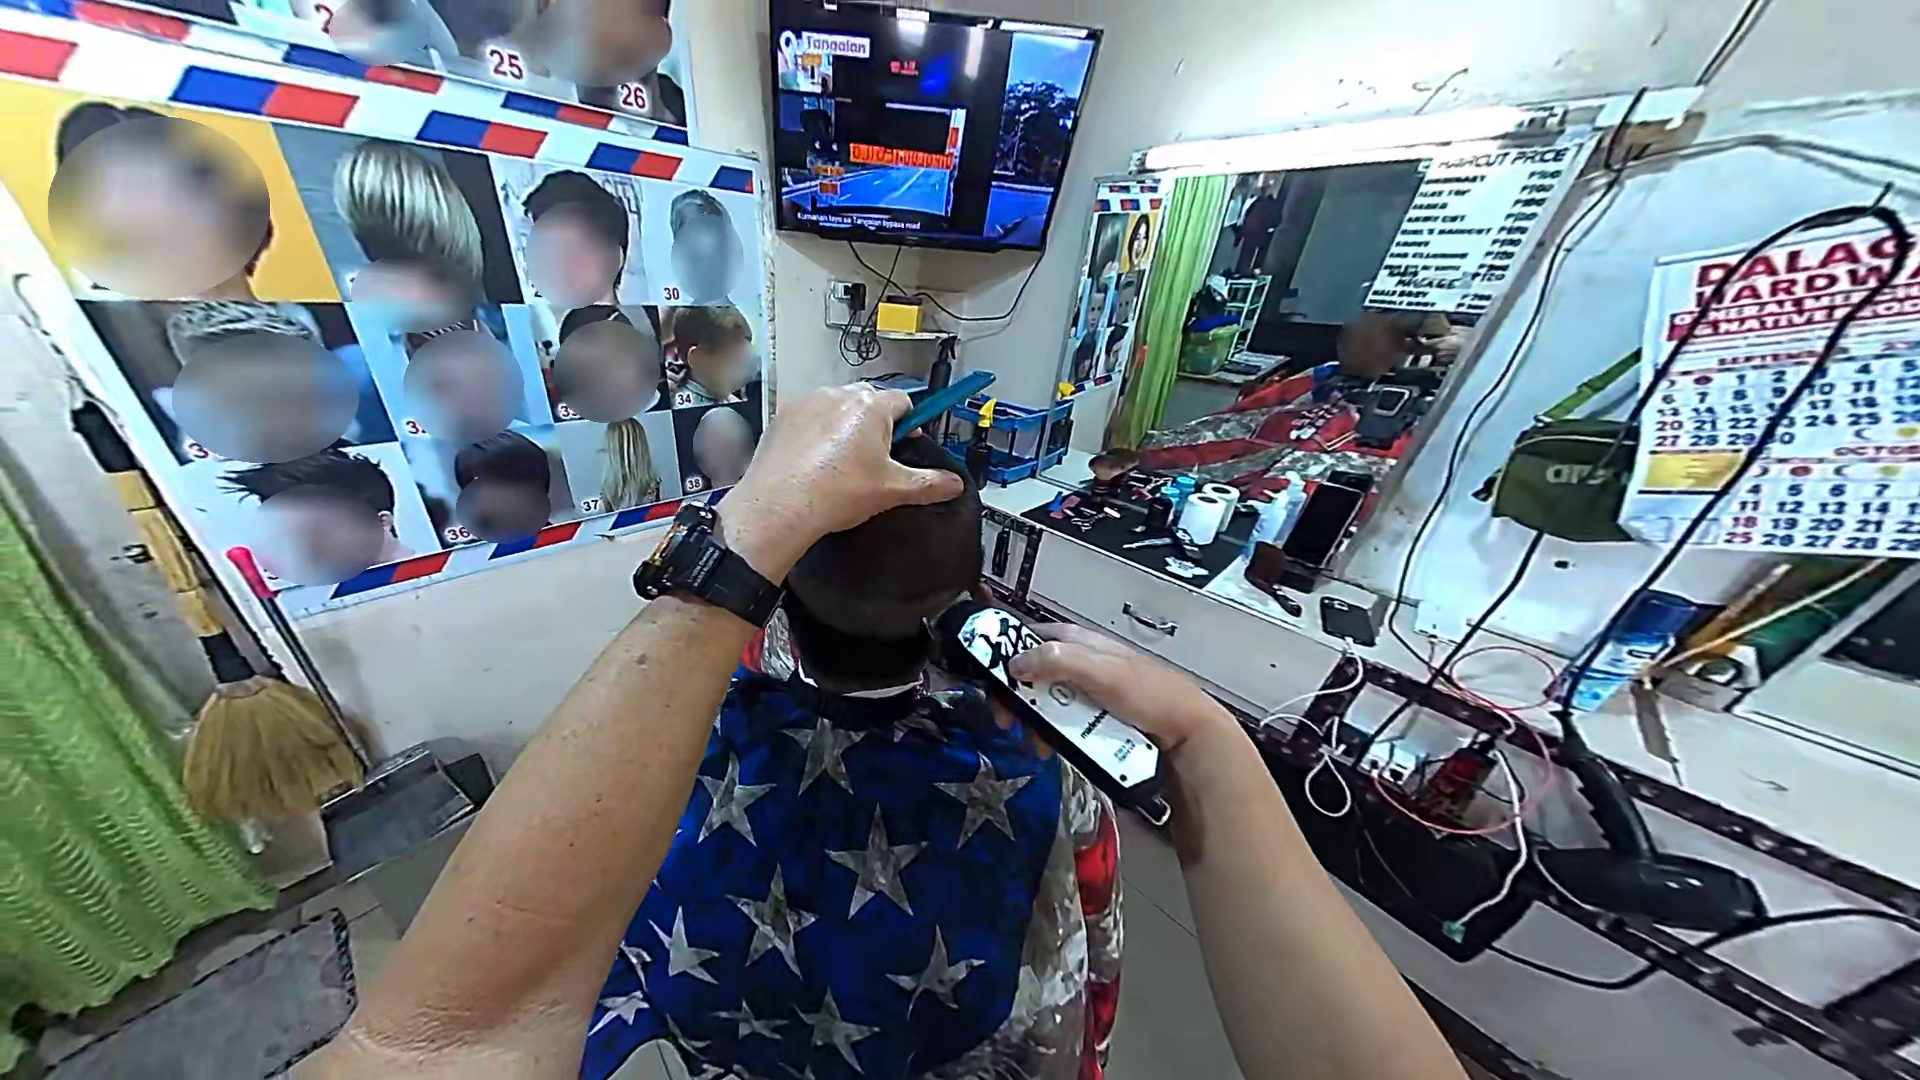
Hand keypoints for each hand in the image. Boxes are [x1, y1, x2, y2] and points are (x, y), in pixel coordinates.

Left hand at [723, 384, 964, 579]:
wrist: (779, 506)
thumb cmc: (835, 492)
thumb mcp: (892, 490)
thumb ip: (929, 484)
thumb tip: (953, 484)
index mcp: (871, 406)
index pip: (905, 401)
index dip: (912, 423)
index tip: (911, 441)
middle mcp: (838, 395)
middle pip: (870, 402)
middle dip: (878, 426)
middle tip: (877, 461)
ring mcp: (807, 402)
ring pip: (838, 409)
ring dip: (846, 428)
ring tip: (844, 466)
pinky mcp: (783, 417)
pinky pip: (810, 418)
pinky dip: (817, 434)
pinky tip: (817, 464)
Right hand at [1008, 623, 1237, 756]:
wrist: (1187, 733)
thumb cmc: (1147, 694)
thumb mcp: (1101, 672)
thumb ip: (1058, 661)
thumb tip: (1014, 663)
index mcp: (1079, 640)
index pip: (1030, 637)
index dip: (1007, 654)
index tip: (993, 680)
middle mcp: (1079, 661)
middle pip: (1033, 673)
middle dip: (1017, 696)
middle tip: (1008, 721)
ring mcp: (1086, 689)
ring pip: (1046, 699)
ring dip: (1033, 719)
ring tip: (1034, 743)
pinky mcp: (1093, 715)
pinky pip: (1062, 720)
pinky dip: (1051, 731)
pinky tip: (1051, 747)